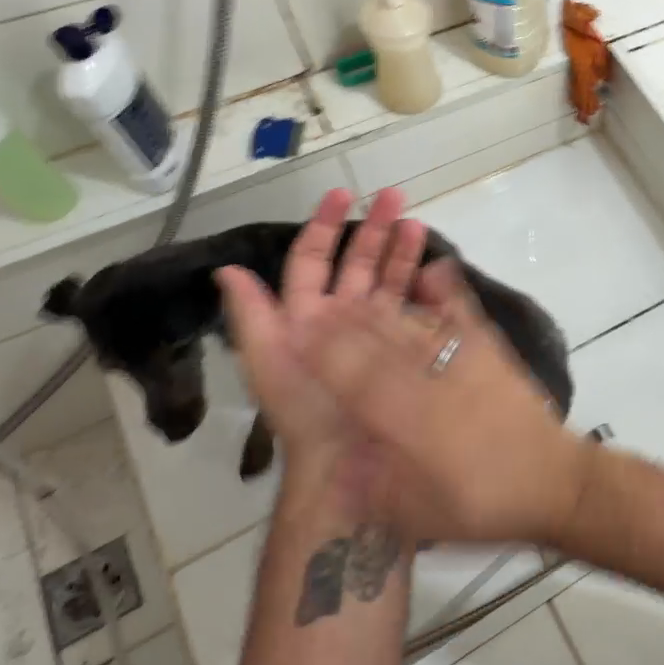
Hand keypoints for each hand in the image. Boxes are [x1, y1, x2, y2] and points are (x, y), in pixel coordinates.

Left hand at [214, 188, 426, 479]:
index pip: (313, 262)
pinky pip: (416, 312)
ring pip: (388, 283)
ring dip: (402, 252)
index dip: (325, 227)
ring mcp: (377, 338)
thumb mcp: (270, 364)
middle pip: (357, 266)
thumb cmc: (310, 412)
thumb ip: (252, 316)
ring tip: (419, 225)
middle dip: (374, 230)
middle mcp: (341, 323)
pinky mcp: (407, 354)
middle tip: (397, 197)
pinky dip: (425, 288)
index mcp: (305, 321)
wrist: (352, 469)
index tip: (343, 195)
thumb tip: (226, 268)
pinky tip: (436, 269)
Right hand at [310, 259, 592, 544]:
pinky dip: (446, 290)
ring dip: (381, 302)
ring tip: (355, 284)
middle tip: (313, 301)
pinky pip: (463, 315)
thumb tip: (334, 466)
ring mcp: (464, 360)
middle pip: (375, 338)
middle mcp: (430, 378)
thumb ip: (372, 485)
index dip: (319, 350)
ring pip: (412, 323)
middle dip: (340, 318)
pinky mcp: (492, 353)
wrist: (553, 483)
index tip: (292, 330)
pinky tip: (432, 268)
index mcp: (406, 418)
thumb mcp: (416, 515)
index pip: (350, 373)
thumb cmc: (482, 506)